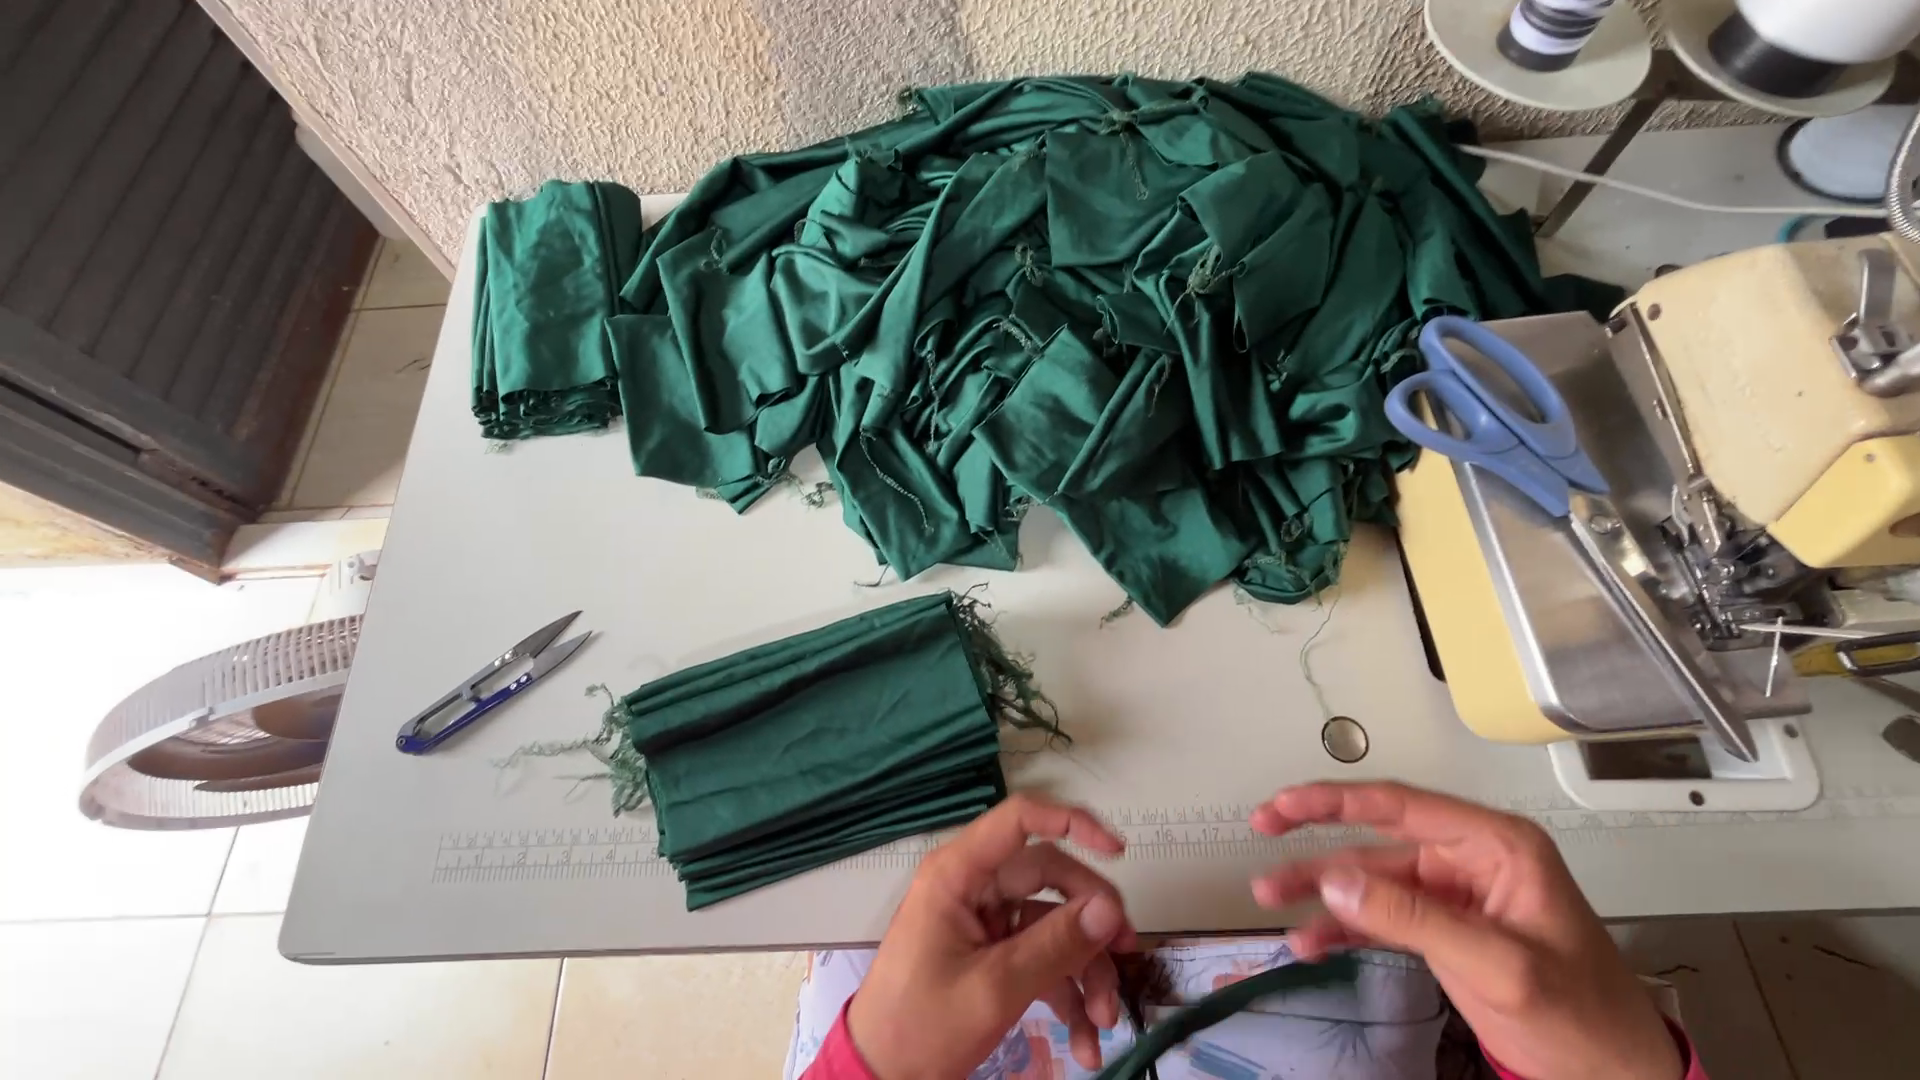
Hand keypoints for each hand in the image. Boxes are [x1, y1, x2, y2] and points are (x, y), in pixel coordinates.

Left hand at [846, 795, 1137, 1079]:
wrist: (881, 1077)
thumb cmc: (922, 1023)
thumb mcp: (994, 987)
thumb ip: (1055, 946)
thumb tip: (1110, 908)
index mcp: (960, 873)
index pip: (1020, 819)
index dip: (1071, 821)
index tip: (1117, 851)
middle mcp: (975, 885)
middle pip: (1050, 878)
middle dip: (1091, 920)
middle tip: (1127, 952)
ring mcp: (985, 921)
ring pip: (1053, 923)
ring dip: (1085, 968)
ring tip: (1104, 1021)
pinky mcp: (993, 954)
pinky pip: (1042, 957)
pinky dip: (1067, 993)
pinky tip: (1085, 1039)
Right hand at [1249, 782, 1681, 1079]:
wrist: (1616, 1079)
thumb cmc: (1580, 1015)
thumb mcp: (1498, 965)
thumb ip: (1413, 918)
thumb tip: (1334, 881)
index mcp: (1493, 845)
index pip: (1400, 806)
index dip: (1334, 800)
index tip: (1285, 803)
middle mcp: (1466, 858)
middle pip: (1373, 835)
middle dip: (1315, 836)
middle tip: (1263, 826)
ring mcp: (1449, 893)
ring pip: (1367, 877)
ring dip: (1319, 888)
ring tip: (1270, 895)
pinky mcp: (1439, 927)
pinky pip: (1378, 916)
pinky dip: (1341, 927)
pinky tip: (1309, 941)